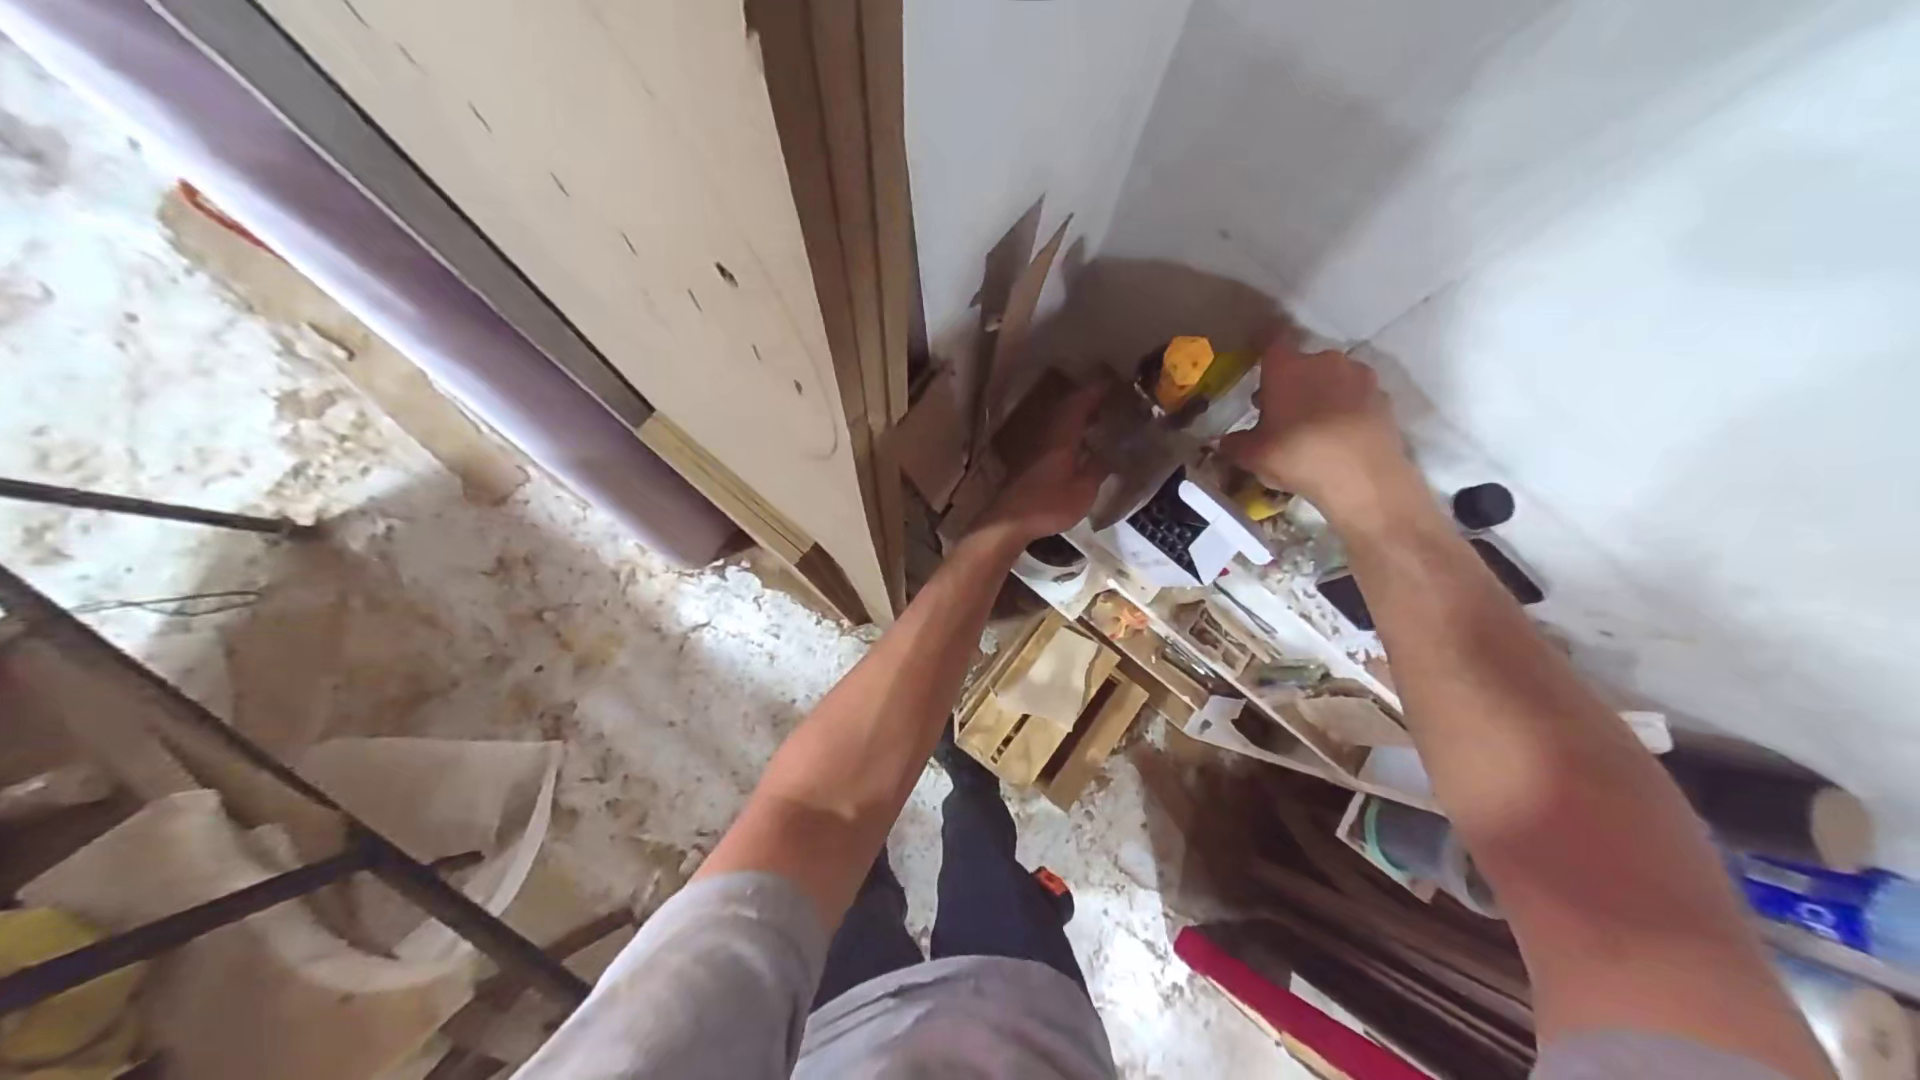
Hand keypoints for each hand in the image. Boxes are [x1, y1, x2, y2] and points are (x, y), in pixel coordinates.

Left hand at [975, 383, 1111, 544]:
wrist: (1009, 521)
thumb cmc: (1048, 505)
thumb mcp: (1083, 491)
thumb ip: (1097, 470)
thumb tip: (1110, 454)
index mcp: (1061, 438)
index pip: (1078, 404)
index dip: (1094, 392)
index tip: (1112, 385)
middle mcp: (1046, 436)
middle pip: (1066, 410)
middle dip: (1087, 402)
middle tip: (1108, 403)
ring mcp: (1034, 448)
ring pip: (1057, 423)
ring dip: (1076, 418)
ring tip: (1097, 422)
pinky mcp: (1028, 462)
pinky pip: (1052, 437)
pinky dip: (1068, 434)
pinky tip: (1078, 446)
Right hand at [1220, 340, 1417, 519]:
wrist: (1363, 478)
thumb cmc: (1297, 457)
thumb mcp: (1252, 456)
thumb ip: (1235, 443)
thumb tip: (1227, 440)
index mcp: (1287, 368)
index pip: (1271, 340)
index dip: (1262, 349)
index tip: (1256, 364)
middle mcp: (1324, 361)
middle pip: (1302, 363)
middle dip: (1290, 382)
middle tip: (1280, 411)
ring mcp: (1358, 376)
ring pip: (1331, 377)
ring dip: (1319, 392)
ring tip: (1312, 424)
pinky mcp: (1383, 396)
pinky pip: (1355, 395)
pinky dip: (1345, 408)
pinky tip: (1338, 434)